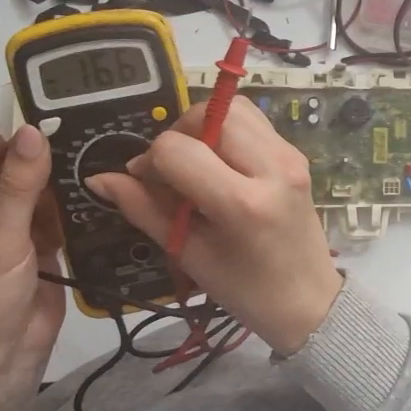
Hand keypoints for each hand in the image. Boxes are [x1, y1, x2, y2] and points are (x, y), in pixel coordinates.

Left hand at [0, 123, 66, 400]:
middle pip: (4, 159)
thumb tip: (33, 131)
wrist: (0, 364)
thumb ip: (20, 188)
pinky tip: (94, 197)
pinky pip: (55, 208)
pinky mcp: (39, 241)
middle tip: (67, 153)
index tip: (22, 154)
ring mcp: (10, 223)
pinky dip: (72, 204)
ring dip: (57, 179)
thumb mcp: (0, 244)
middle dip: (33, 155)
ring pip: (34, 181)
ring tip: (87, 173)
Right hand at [88, 96, 341, 352]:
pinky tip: (222, 165)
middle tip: (171, 170)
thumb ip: (145, 209)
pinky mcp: (297, 155)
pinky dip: (229, 132)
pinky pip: (255, 123)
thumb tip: (100, 179)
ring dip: (204, 127)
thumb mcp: (190, 255)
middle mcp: (272, 169)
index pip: (177, 151)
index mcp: (242, 204)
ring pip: (235, 109)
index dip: (150, 162)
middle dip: (178, 134)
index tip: (145, 184)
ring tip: (196, 163)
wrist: (309, 301)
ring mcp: (291, 158)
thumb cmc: (247, 290)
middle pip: (210, 115)